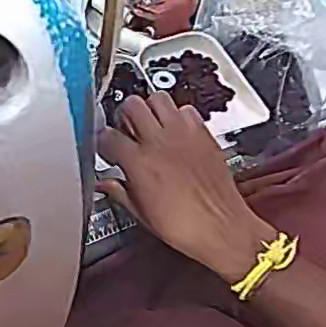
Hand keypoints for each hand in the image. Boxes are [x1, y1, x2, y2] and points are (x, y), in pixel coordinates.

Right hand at [98, 92, 279, 281]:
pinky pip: (186, 110)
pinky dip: (177, 116)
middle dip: (124, 116)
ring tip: (150, 127)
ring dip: (150, 110)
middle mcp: (160, 142)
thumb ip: (120, 192)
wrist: (222, 228)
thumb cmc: (186, 226)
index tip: (106, 149)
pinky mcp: (203, 134)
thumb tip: (107, 184)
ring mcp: (183, 134)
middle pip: (131, 105)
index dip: (103, 141)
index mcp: (139, 163)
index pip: (108, 135)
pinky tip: (175, 133)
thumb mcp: (142, 214)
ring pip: (158, 98)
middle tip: (127, 131)